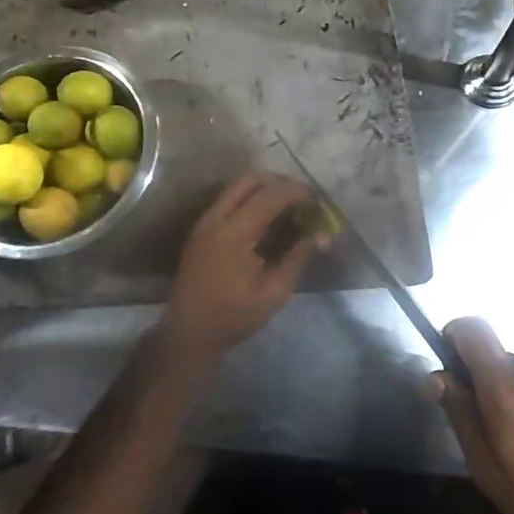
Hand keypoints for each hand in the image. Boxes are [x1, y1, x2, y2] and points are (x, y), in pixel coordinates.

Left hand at [162, 172, 324, 354]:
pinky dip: (251, 201)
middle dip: (280, 184)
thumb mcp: (274, 292)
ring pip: (237, 188)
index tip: (318, 202)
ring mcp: (205, 222)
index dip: (298, 192)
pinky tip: (267, 222)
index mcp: (233, 232)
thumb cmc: (234, 316)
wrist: (189, 333)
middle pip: (251, 180)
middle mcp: (215, 218)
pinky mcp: (201, 230)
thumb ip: (297, 257)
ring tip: (287, 211)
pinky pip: (228, 201)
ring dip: (264, 191)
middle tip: (302, 202)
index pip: (270, 195)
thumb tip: (323, 236)